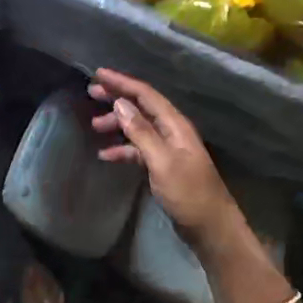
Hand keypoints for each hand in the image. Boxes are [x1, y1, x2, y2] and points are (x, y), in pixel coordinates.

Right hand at [90, 68, 244, 252]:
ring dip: (117, 123)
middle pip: (141, 106)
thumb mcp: (162, 162)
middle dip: (117, 97)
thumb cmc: (189, 194)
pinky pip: (139, 149)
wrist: (211, 229)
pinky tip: (105, 155)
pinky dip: (122, 149)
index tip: (98, 73)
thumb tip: (120, 103)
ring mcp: (168, 148)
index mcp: (175, 124)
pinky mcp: (163, 166)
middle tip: (91, 93)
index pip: (145, 94)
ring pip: (138, 127)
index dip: (121, 82)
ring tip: (94, 125)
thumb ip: (141, 132)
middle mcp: (171, 130)